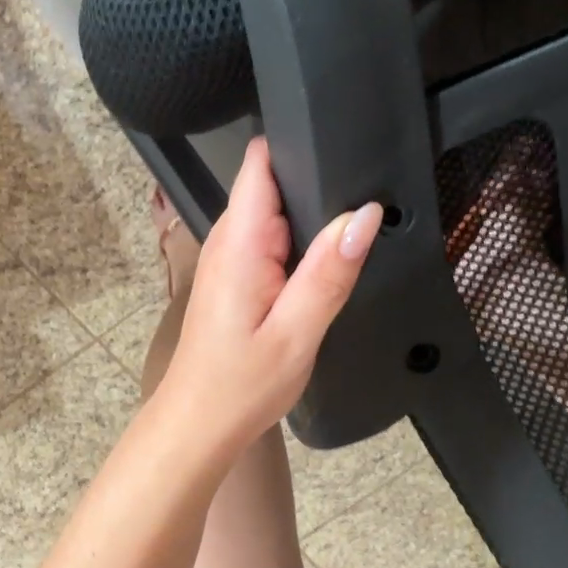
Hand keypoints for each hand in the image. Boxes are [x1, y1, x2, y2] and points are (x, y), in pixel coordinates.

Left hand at [160, 137, 382, 447]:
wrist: (199, 424)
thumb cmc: (241, 384)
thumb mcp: (297, 331)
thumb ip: (330, 270)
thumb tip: (365, 215)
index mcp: (240, 240)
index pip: (261, 160)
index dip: (298, 142)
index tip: (343, 143)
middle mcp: (229, 237)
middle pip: (274, 181)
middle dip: (317, 182)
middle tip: (368, 196)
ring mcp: (231, 255)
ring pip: (277, 210)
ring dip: (312, 214)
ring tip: (356, 226)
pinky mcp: (237, 274)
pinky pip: (273, 238)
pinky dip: (300, 242)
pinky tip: (325, 260)